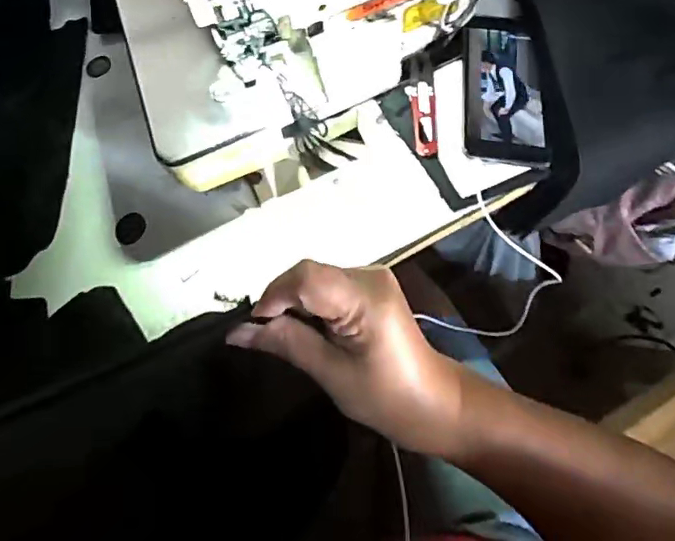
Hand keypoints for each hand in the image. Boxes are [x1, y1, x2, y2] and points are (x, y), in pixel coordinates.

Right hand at [227, 260, 467, 455]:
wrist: (436, 403)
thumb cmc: (386, 398)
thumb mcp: (331, 375)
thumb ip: (286, 344)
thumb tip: (237, 332)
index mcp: (364, 296)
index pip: (307, 277)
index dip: (274, 296)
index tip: (253, 326)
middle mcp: (368, 274)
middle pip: (309, 273)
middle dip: (281, 299)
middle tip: (262, 333)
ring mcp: (372, 275)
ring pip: (316, 276)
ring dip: (294, 300)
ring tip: (282, 332)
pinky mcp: (371, 283)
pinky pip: (329, 283)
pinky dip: (310, 301)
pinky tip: (307, 327)